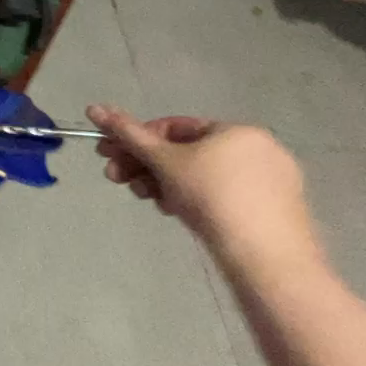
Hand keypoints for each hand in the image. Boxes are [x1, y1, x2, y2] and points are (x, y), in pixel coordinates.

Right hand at [86, 105, 316, 266]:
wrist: (266, 258)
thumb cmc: (211, 196)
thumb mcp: (161, 159)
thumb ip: (126, 132)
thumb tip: (92, 108)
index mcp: (238, 132)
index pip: (173, 127)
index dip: (136, 139)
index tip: (111, 155)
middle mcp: (259, 152)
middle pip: (184, 152)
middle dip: (145, 165)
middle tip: (116, 178)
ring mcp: (270, 183)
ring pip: (199, 175)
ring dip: (162, 182)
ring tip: (144, 197)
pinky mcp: (273, 211)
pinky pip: (220, 194)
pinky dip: (191, 198)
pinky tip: (173, 210)